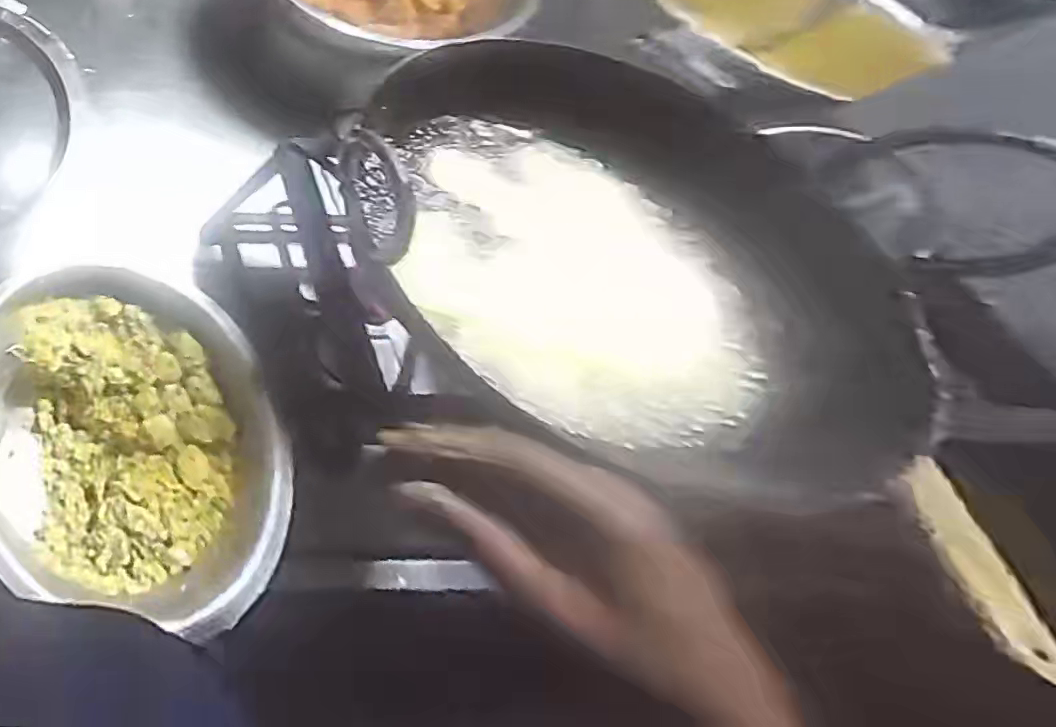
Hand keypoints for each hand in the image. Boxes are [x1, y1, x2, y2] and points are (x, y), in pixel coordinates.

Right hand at [381, 425, 800, 726]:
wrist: (728, 685)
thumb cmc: (640, 652)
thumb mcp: (555, 604)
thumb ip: (487, 543)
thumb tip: (419, 494)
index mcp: (600, 502)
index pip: (508, 451)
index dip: (449, 441)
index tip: (403, 439)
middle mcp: (605, 480)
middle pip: (511, 443)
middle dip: (450, 440)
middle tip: (397, 439)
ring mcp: (609, 485)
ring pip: (522, 451)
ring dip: (467, 448)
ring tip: (416, 446)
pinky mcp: (606, 497)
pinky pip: (538, 468)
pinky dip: (492, 465)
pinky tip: (460, 466)